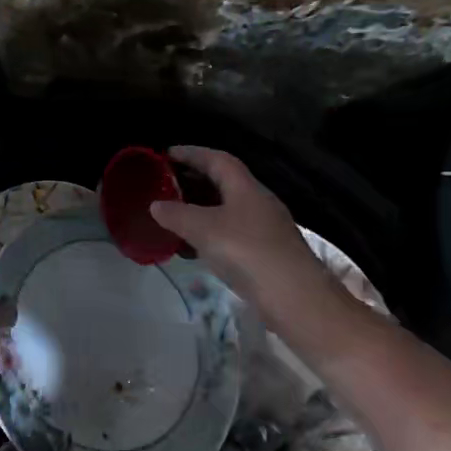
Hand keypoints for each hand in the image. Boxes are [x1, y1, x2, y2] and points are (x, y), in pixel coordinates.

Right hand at [149, 146, 337, 317]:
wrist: (294, 296)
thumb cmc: (247, 252)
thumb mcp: (204, 229)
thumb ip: (177, 215)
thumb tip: (156, 205)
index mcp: (246, 187)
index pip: (217, 159)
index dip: (191, 153)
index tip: (166, 154)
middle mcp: (258, 201)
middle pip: (224, 182)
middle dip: (195, 180)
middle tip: (167, 185)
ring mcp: (265, 228)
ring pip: (228, 210)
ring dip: (202, 209)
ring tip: (175, 216)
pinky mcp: (266, 253)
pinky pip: (232, 233)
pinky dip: (211, 234)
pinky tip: (195, 249)